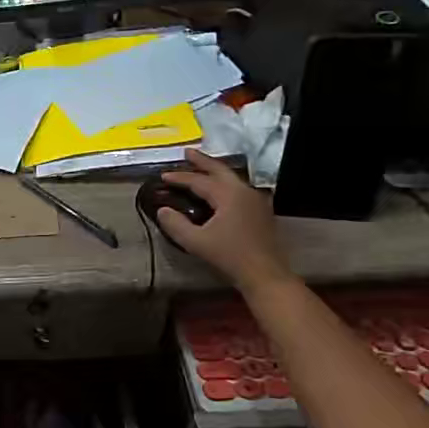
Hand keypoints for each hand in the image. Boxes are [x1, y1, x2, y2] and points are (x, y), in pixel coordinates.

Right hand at [157, 149, 294, 292]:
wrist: (265, 274)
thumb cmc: (230, 256)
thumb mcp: (196, 242)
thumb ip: (176, 224)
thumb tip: (162, 210)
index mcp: (228, 194)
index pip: (199, 181)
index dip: (179, 178)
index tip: (163, 175)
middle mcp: (244, 191)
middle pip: (220, 170)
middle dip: (202, 161)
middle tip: (187, 153)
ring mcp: (256, 200)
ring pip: (231, 178)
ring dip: (215, 172)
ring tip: (201, 169)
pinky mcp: (261, 211)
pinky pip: (239, 189)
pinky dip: (225, 184)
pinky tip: (220, 190)